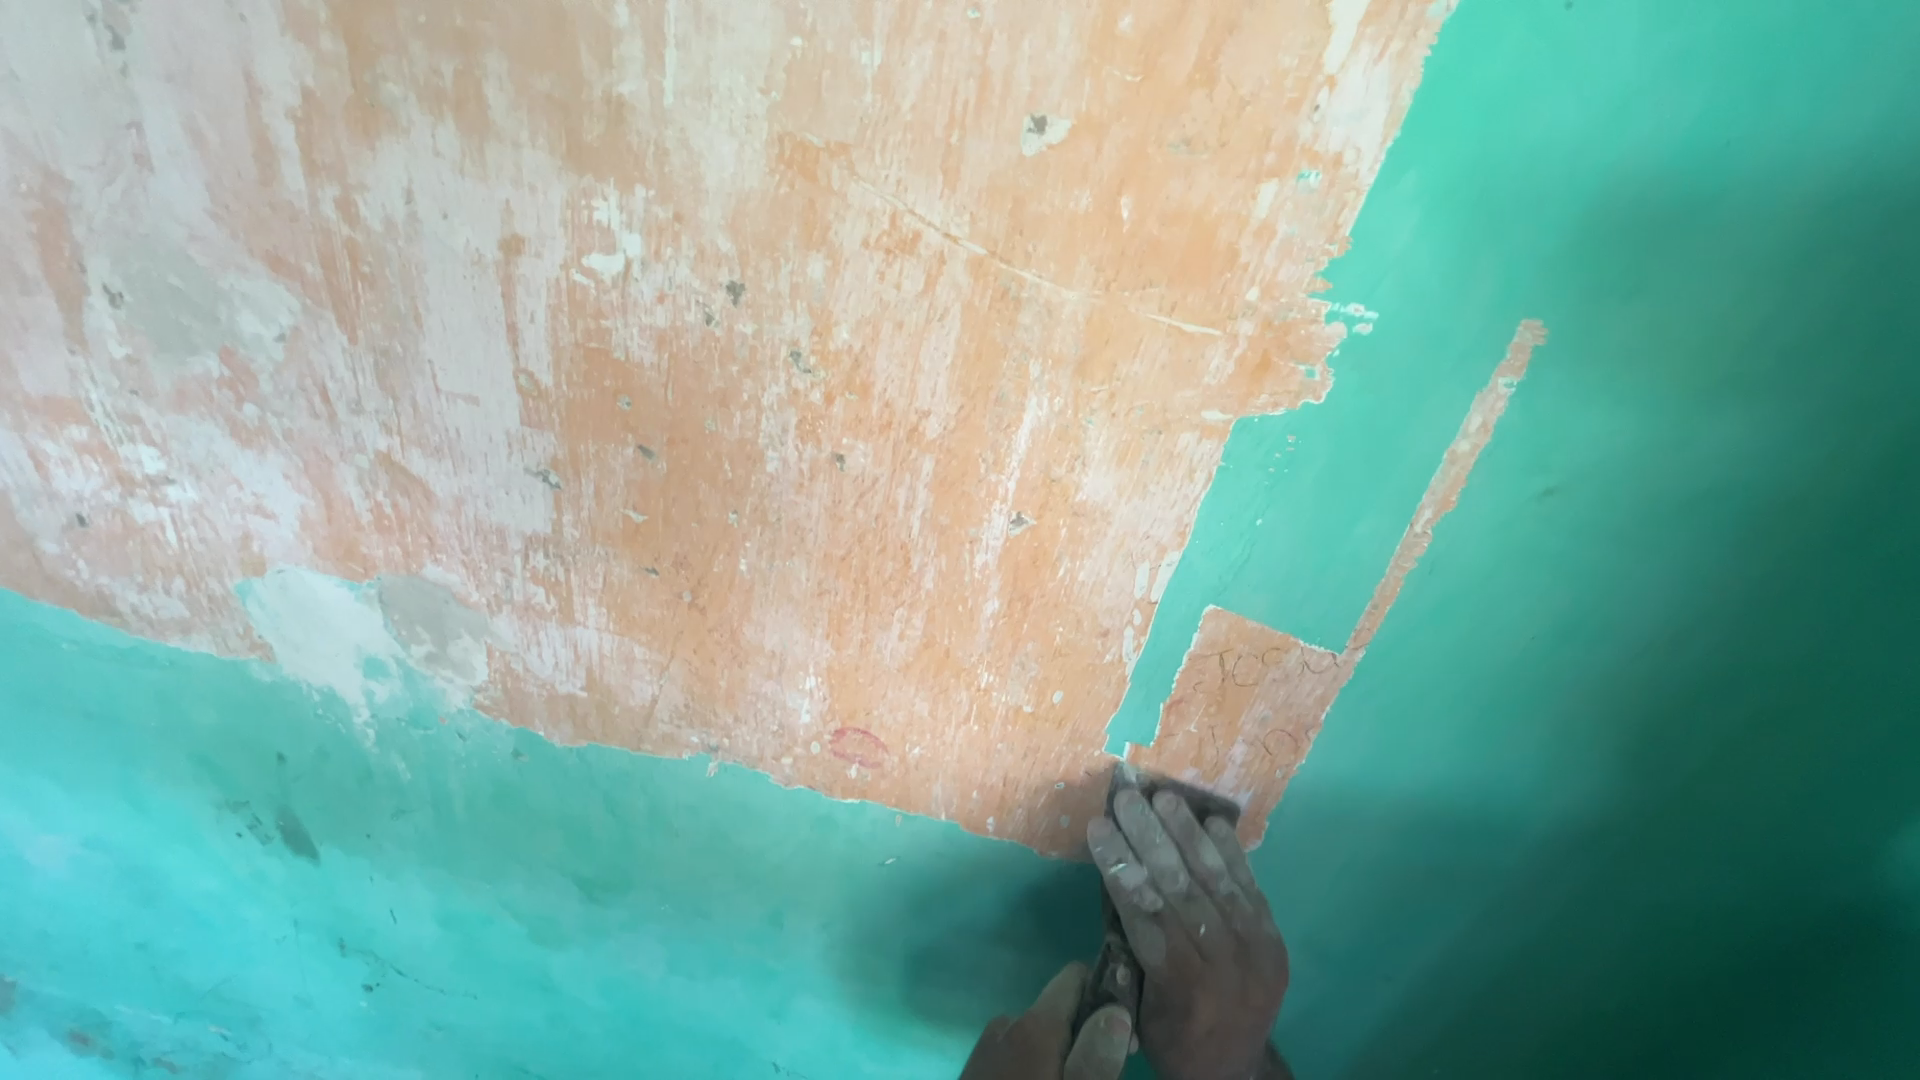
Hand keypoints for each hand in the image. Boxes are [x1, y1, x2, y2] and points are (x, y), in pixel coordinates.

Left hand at [959, 962, 1132, 1079]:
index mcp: (1034, 1024)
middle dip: (1087, 1038)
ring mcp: (988, 1047)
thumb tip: (1117, 1009)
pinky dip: (1037, 1070)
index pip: (1075, 978)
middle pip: (1060, 1012)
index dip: (1107, 998)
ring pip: (1040, 1038)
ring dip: (1063, 1059)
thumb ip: (1096, 1059)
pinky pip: (1017, 1057)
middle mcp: (1008, 1023)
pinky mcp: (976, 1071)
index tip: (1127, 1039)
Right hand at [1085, 789, 1290, 1079]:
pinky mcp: (1275, 941)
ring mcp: (1255, 952)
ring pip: (1216, 881)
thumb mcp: (1137, 1005)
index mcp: (1180, 987)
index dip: (1120, 865)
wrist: (1234, 1070)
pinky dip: (1230, 852)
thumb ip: (1129, 947)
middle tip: (1126, 798)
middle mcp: (1222, 967)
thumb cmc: (1172, 1035)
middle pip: (1180, 889)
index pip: (1144, 912)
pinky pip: (1250, 888)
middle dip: (1149, 837)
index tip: (1098, 826)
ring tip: (1164, 797)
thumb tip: (1114, 880)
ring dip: (1187, 834)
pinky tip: (1211, 820)